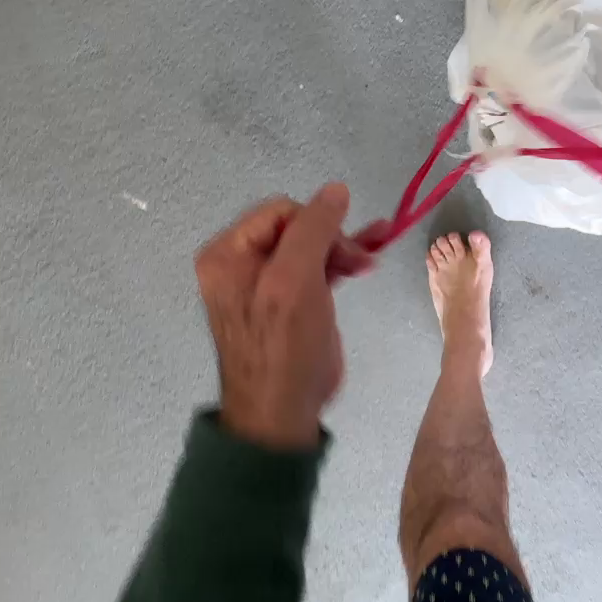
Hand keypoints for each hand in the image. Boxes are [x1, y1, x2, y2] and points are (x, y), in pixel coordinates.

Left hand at [195, 183, 355, 449]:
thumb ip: (314, 229)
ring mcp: (266, 281)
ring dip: (345, 245)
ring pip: (312, 244)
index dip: (316, 224)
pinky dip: (343, 259)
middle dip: (333, 237)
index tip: (340, 251)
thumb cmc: (285, 347)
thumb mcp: (296, 282)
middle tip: (359, 261)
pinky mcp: (289, 299)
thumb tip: (337, 188)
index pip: (281, 210)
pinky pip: (317, 264)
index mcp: (228, 254)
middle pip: (298, 225)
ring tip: (374, 255)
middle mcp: (241, 262)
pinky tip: (370, 257)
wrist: (283, 413)